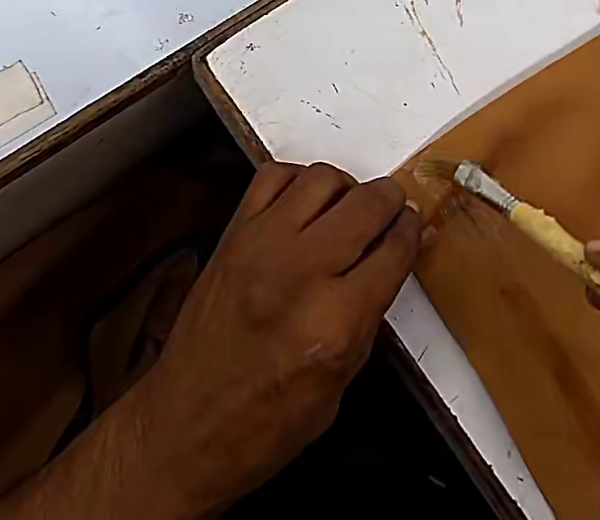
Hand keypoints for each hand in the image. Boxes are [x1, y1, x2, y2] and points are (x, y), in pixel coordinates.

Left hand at [0, 162, 423, 519]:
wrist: (185, 424)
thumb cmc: (268, 420)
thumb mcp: (342, 379)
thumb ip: (372, 308)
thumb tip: (397, 253)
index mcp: (335, 320)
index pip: (393, 249)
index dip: (412, 230)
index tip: (415, 222)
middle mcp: (301, 271)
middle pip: (366, 204)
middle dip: (390, 201)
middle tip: (392, 207)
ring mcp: (262, 245)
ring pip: (322, 178)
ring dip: (346, 186)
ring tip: (348, 205)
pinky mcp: (234, 233)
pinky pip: (273, 176)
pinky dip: (298, 179)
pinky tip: (305, 200)